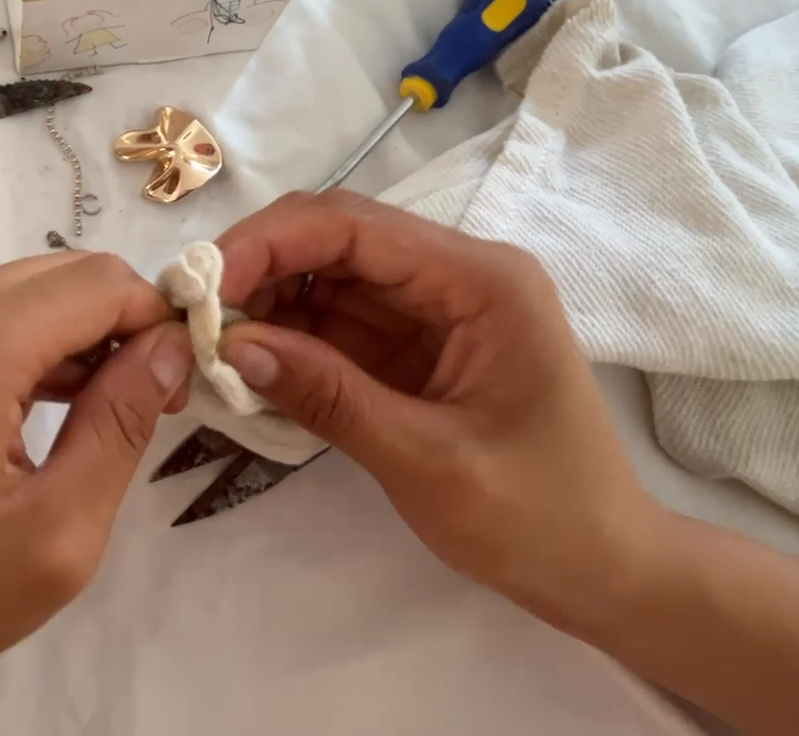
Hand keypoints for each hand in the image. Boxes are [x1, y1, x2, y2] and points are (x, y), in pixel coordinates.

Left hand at [0, 251, 191, 730]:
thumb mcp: (60, 530)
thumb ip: (123, 421)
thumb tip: (170, 345)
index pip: (98, 284)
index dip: (155, 316)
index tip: (182, 379)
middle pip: (67, 272)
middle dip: (122, 320)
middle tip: (149, 398)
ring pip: (33, 285)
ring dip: (83, 328)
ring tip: (107, 406)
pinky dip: (39, 337)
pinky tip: (56, 397)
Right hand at [212, 191, 659, 624]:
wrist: (604, 570)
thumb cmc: (540, 519)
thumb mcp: (428, 462)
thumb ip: (327, 396)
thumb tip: (230, 347)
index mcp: (480, 282)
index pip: (355, 227)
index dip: (271, 243)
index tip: (206, 283)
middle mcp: (453, 274)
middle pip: (333, 236)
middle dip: (258, 264)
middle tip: (194, 309)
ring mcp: (428, 305)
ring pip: (323, 273)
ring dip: (264, 298)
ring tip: (211, 337)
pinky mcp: (407, 338)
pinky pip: (330, 316)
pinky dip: (284, 332)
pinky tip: (246, 356)